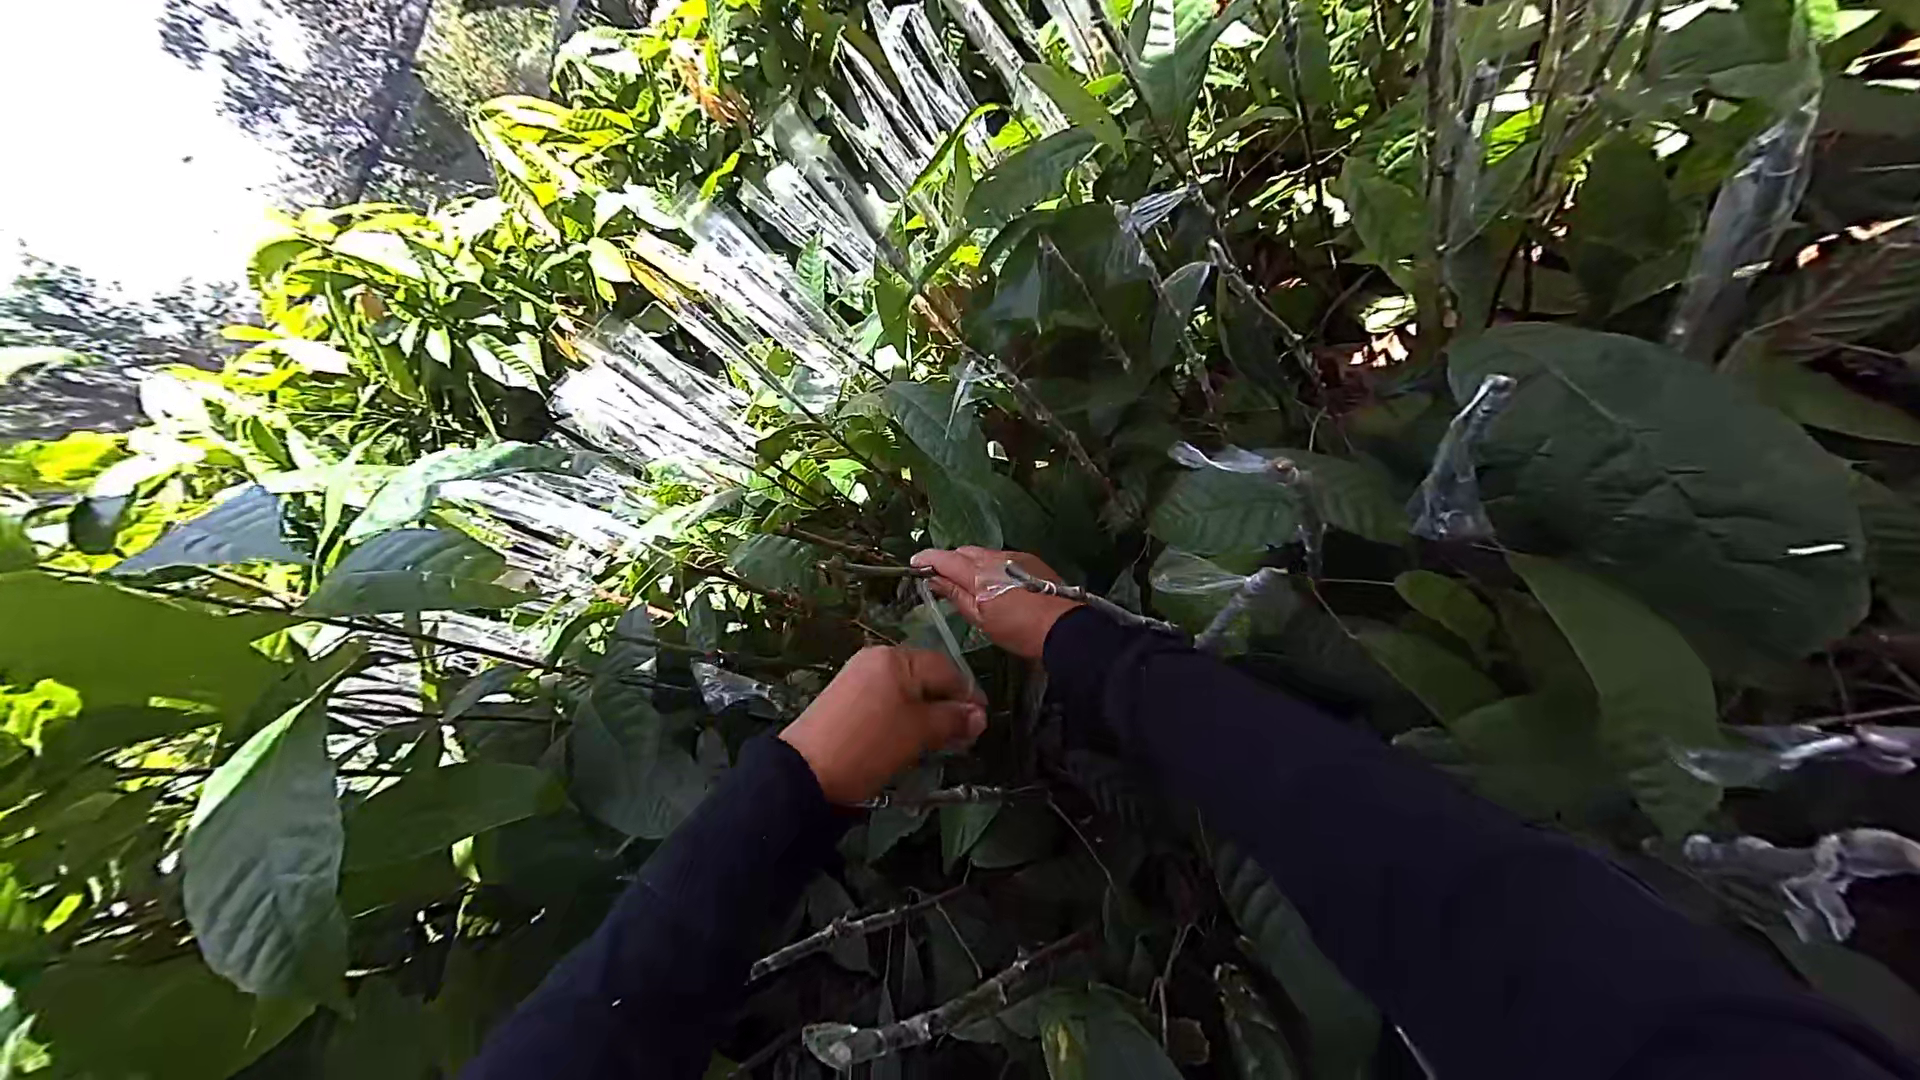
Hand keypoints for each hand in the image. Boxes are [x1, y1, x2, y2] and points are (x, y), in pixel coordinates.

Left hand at [778, 646, 987, 804]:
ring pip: (907, 690)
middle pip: (926, 676)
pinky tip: (911, 738)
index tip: (983, 721)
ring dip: (928, 712)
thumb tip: (980, 716)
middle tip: (965, 735)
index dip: (968, 694)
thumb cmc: (870, 745)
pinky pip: (887, 699)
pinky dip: (905, 715)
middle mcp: (877, 658)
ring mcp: (858, 676)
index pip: (946, 668)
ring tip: (941, 740)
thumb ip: (952, 719)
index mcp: (896, 658)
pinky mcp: (846, 697)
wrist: (805, 772)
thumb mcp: (918, 732)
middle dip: (948, 704)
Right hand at [911, 547, 1080, 659]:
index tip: (915, 564)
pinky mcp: (1030, 559)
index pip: (945, 558)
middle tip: (941, 578)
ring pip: (982, 553)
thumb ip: (955, 595)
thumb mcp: (981, 619)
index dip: (927, 559)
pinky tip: (994, 581)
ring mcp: (1014, 556)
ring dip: (970, 562)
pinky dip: (989, 565)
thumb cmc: (1018, 630)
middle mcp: (994, 558)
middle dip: (949, 560)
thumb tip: (934, 579)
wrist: (1064, 628)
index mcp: (978, 573)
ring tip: (968, 582)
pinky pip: (1000, 557)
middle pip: (963, 551)